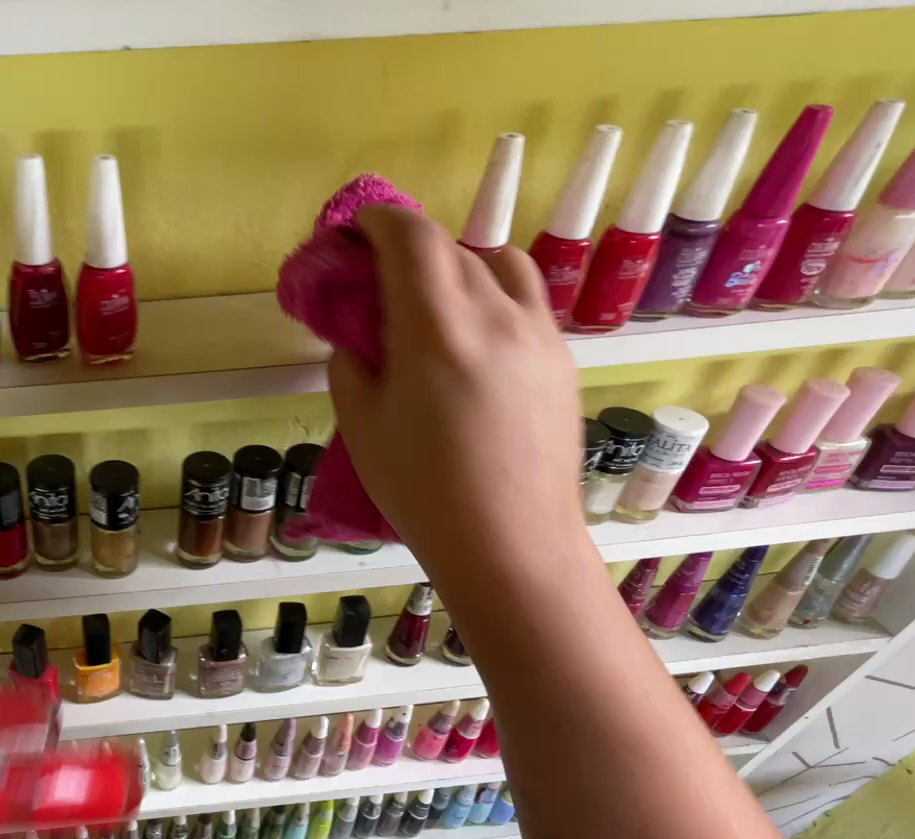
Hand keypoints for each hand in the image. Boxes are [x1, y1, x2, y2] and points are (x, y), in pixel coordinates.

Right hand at [327, 205, 584, 578]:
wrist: (511, 543)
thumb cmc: (423, 491)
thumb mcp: (363, 428)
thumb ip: (352, 367)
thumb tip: (359, 340)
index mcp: (438, 329)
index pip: (411, 238)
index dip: (378, 220)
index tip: (354, 228)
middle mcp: (496, 314)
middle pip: (451, 246)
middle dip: (408, 246)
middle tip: (377, 276)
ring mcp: (538, 333)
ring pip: (498, 263)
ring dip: (457, 264)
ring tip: (431, 303)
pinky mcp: (561, 358)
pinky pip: (524, 300)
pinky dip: (489, 295)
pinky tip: (472, 341)